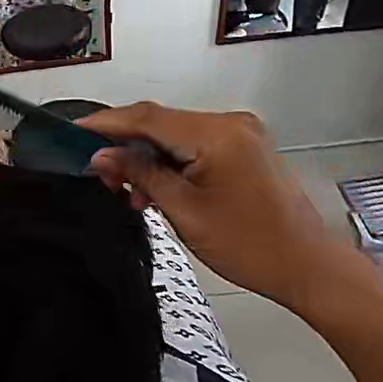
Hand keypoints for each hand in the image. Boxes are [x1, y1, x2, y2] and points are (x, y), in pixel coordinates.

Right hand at [82, 104, 369, 312]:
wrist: (306, 264)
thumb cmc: (253, 247)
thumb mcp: (185, 213)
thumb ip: (142, 176)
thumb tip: (104, 156)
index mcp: (218, 134)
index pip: (148, 117)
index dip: (107, 123)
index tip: (76, 131)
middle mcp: (231, 122)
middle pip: (162, 122)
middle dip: (127, 144)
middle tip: (100, 172)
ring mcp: (241, 132)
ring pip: (177, 133)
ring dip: (150, 156)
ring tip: (129, 190)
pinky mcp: (244, 145)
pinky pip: (196, 143)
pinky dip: (173, 160)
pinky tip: (157, 186)